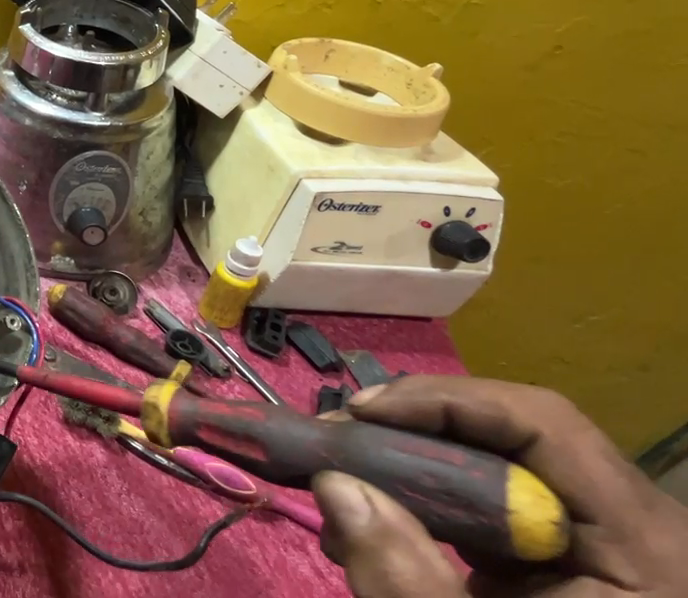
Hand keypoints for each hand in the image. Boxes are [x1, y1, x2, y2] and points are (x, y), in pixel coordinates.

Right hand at [311, 375, 687, 596]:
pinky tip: (378, 521)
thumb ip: (407, 580)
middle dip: (408, 432)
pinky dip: (422, 500)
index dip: (444, 402)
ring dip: (405, 465)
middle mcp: (634, 529)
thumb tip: (332, 485)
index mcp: (650, 550)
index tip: (357, 414)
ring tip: (340, 480)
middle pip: (509, 438)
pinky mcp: (566, 561)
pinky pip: (488, 504)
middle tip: (332, 444)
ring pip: (490, 467)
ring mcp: (600, 544)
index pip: (544, 424)